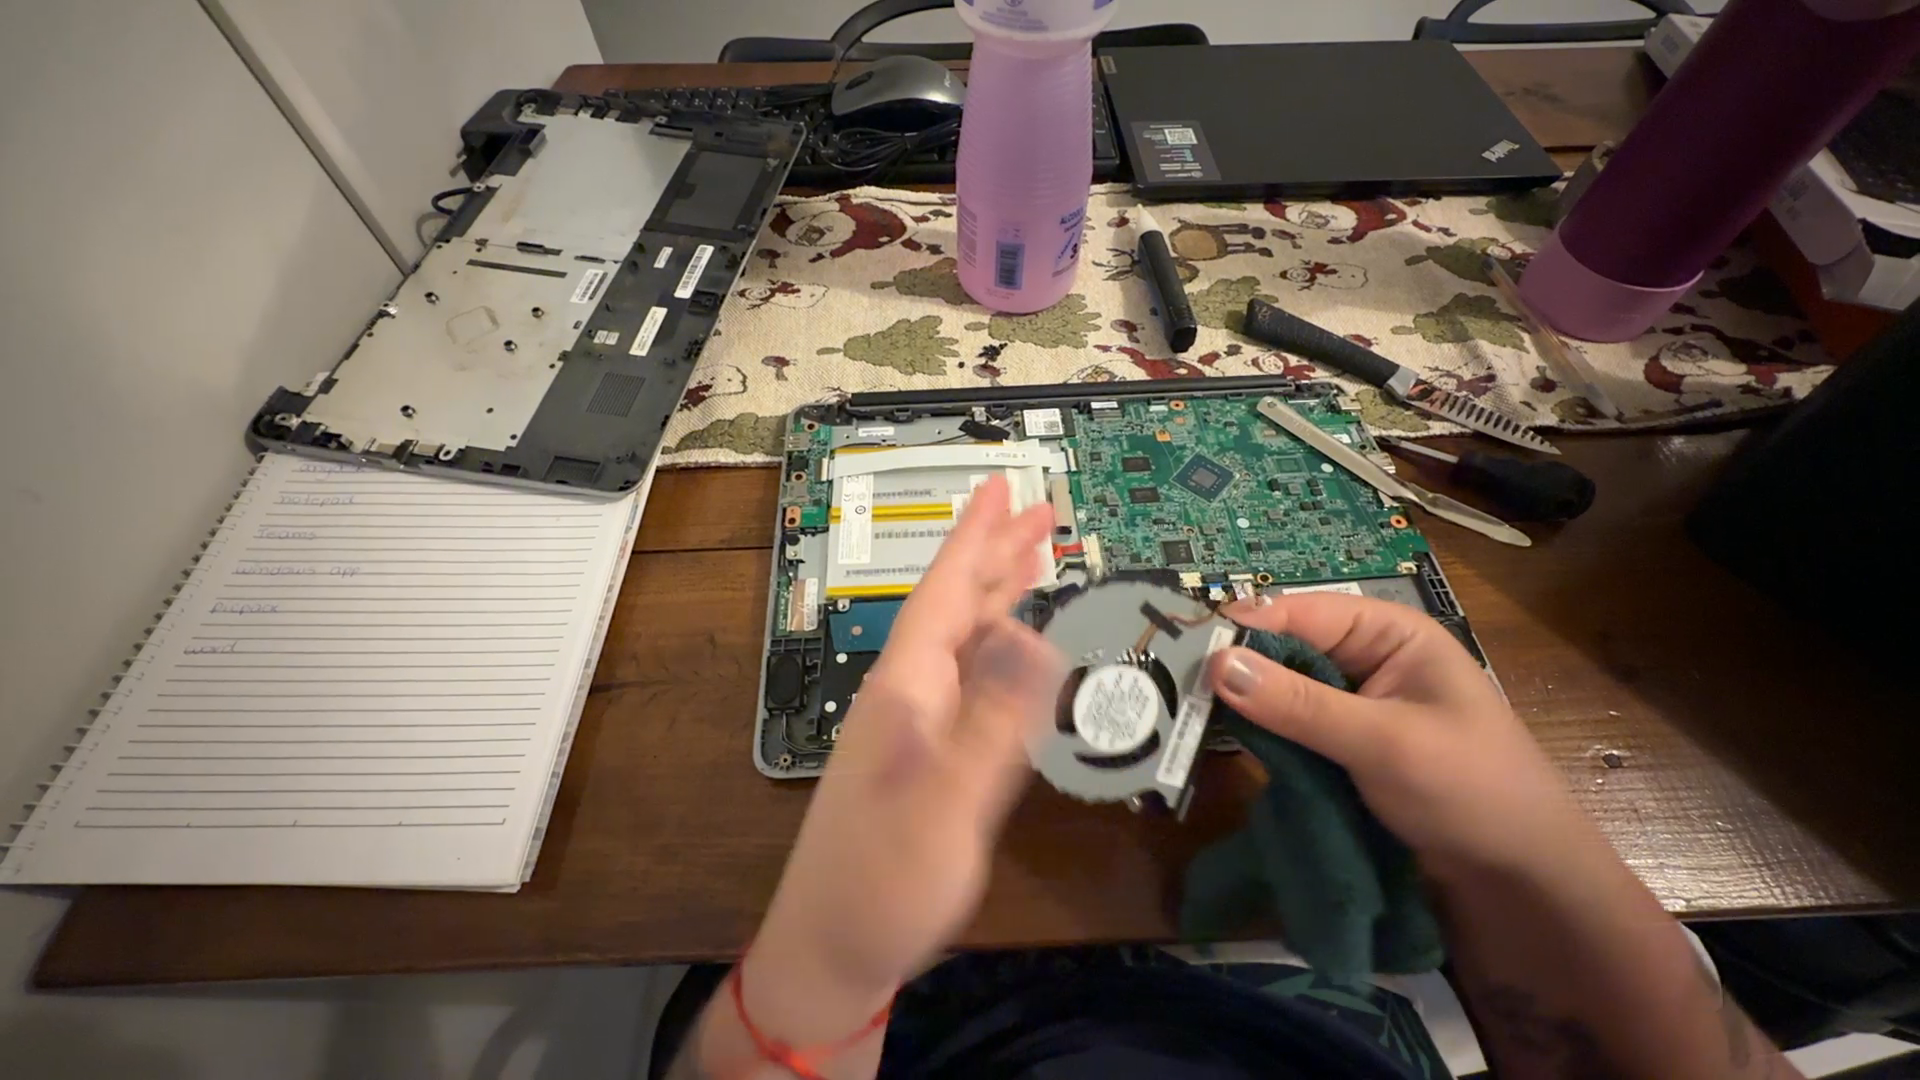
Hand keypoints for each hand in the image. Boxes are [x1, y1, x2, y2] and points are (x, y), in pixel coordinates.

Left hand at [752, 475, 1063, 1004]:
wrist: (833, 946)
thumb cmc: (881, 882)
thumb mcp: (944, 804)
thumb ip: (992, 721)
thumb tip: (1034, 637)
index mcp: (905, 689)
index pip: (944, 594)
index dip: (974, 539)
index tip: (999, 488)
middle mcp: (907, 694)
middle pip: (955, 606)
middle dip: (995, 553)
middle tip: (1038, 512)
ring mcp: (915, 724)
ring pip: (963, 640)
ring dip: (999, 594)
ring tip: (1035, 558)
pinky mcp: (926, 753)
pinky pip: (968, 679)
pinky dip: (998, 649)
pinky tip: (1015, 645)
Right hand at [1206, 593, 1591, 881]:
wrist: (1522, 882)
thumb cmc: (1471, 792)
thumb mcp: (1383, 743)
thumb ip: (1298, 704)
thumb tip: (1217, 665)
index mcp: (1390, 634)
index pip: (1301, 613)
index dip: (1245, 628)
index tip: (1187, 651)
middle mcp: (1365, 658)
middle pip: (1284, 647)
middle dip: (1238, 667)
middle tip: (1176, 686)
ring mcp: (1352, 702)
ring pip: (1280, 687)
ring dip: (1243, 702)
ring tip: (1185, 711)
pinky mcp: (1340, 742)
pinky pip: (1288, 723)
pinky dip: (1259, 730)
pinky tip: (1221, 737)